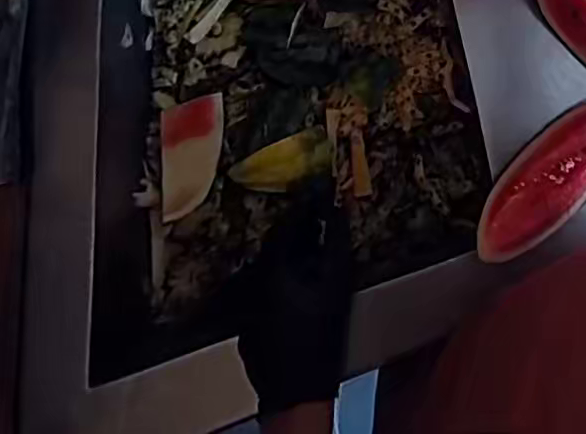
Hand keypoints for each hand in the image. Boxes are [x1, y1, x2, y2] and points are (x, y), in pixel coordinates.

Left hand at [231, 192, 353, 417]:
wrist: (299, 393)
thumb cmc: (322, 334)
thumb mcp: (338, 281)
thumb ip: (337, 240)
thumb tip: (339, 209)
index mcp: (272, 269)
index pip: (285, 225)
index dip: (303, 205)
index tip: (318, 191)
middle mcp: (252, 284)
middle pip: (274, 245)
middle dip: (296, 229)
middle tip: (318, 218)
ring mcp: (246, 308)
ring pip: (268, 268)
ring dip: (289, 255)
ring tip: (312, 248)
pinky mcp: (247, 327)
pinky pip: (263, 290)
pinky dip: (280, 279)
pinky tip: (298, 285)